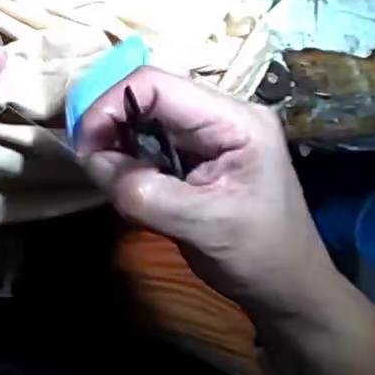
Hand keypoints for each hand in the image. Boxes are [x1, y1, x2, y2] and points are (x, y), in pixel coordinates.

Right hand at [74, 66, 338, 320]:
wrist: (290, 289)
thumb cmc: (260, 257)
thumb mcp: (202, 226)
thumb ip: (143, 192)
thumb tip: (91, 161)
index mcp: (235, 120)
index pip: (156, 85)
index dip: (110, 105)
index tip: (84, 145)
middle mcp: (222, 113)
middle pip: (148, 93)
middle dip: (110, 122)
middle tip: (90, 161)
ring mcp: (211, 130)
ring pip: (145, 115)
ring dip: (117, 140)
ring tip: (107, 174)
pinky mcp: (198, 149)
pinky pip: (151, 137)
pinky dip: (129, 155)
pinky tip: (126, 179)